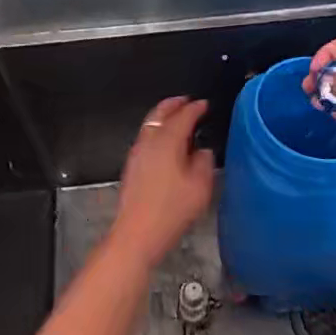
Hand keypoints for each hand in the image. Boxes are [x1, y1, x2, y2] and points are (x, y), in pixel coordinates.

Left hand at [110, 97, 214, 260]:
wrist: (137, 233)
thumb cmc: (171, 210)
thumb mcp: (200, 186)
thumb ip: (204, 162)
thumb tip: (203, 152)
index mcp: (167, 142)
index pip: (183, 115)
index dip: (195, 107)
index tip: (204, 104)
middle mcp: (148, 142)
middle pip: (160, 114)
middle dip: (174, 104)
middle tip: (186, 101)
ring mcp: (137, 154)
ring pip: (150, 125)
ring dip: (163, 117)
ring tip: (177, 118)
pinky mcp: (132, 167)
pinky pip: (145, 138)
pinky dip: (157, 132)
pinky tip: (165, 143)